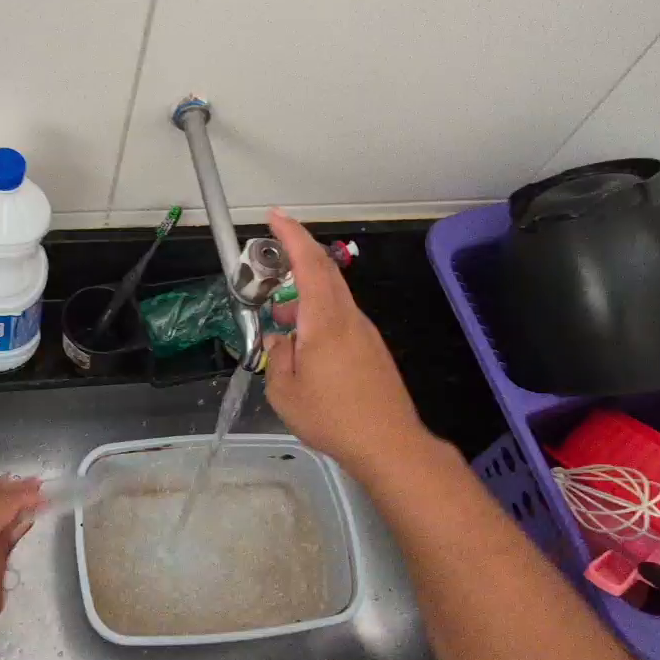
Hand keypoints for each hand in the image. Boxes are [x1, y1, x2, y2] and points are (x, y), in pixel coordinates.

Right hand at [263, 210, 435, 474]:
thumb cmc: (333, 417)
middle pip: (324, 273)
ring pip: (332, 297)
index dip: (292, 236)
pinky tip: (305, 346)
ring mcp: (364, 333)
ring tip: (280, 320)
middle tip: (270, 260)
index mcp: (325, 321)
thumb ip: (277, 357)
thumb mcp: (284, 392)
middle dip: (297, 258)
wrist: (389, 443)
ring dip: (304, 297)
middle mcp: (348, 318)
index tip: (275, 216)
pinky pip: (341, 318)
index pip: (309, 264)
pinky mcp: (372, 349)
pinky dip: (318, 317)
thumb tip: (280, 340)